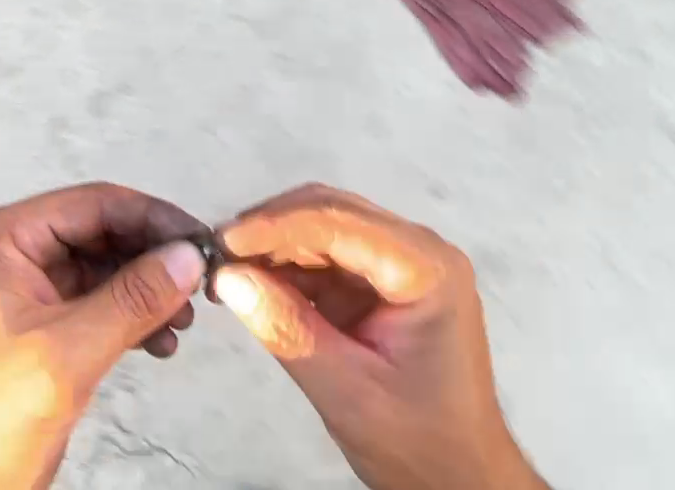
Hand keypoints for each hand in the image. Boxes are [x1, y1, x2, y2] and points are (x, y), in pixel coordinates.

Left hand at [0, 183, 208, 489]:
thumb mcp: (64, 353)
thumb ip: (130, 299)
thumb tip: (187, 257)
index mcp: (9, 238)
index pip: (94, 204)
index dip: (150, 217)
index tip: (197, 238)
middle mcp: (22, 255)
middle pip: (105, 233)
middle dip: (153, 257)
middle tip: (198, 280)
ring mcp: (37, 293)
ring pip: (110, 270)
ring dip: (150, 290)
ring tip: (184, 317)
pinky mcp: (52, 331)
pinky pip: (106, 306)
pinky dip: (137, 318)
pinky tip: (161, 341)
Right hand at [214, 185, 546, 489]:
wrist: (460, 481)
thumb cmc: (418, 443)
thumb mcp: (347, 393)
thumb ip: (288, 330)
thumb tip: (227, 277)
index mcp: (425, 268)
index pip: (338, 223)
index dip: (274, 225)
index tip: (221, 242)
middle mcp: (415, 248)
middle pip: (328, 212)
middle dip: (268, 227)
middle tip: (214, 253)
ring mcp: (396, 261)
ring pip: (319, 226)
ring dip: (271, 243)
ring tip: (223, 268)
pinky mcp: (376, 280)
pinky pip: (321, 255)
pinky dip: (283, 265)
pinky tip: (250, 281)